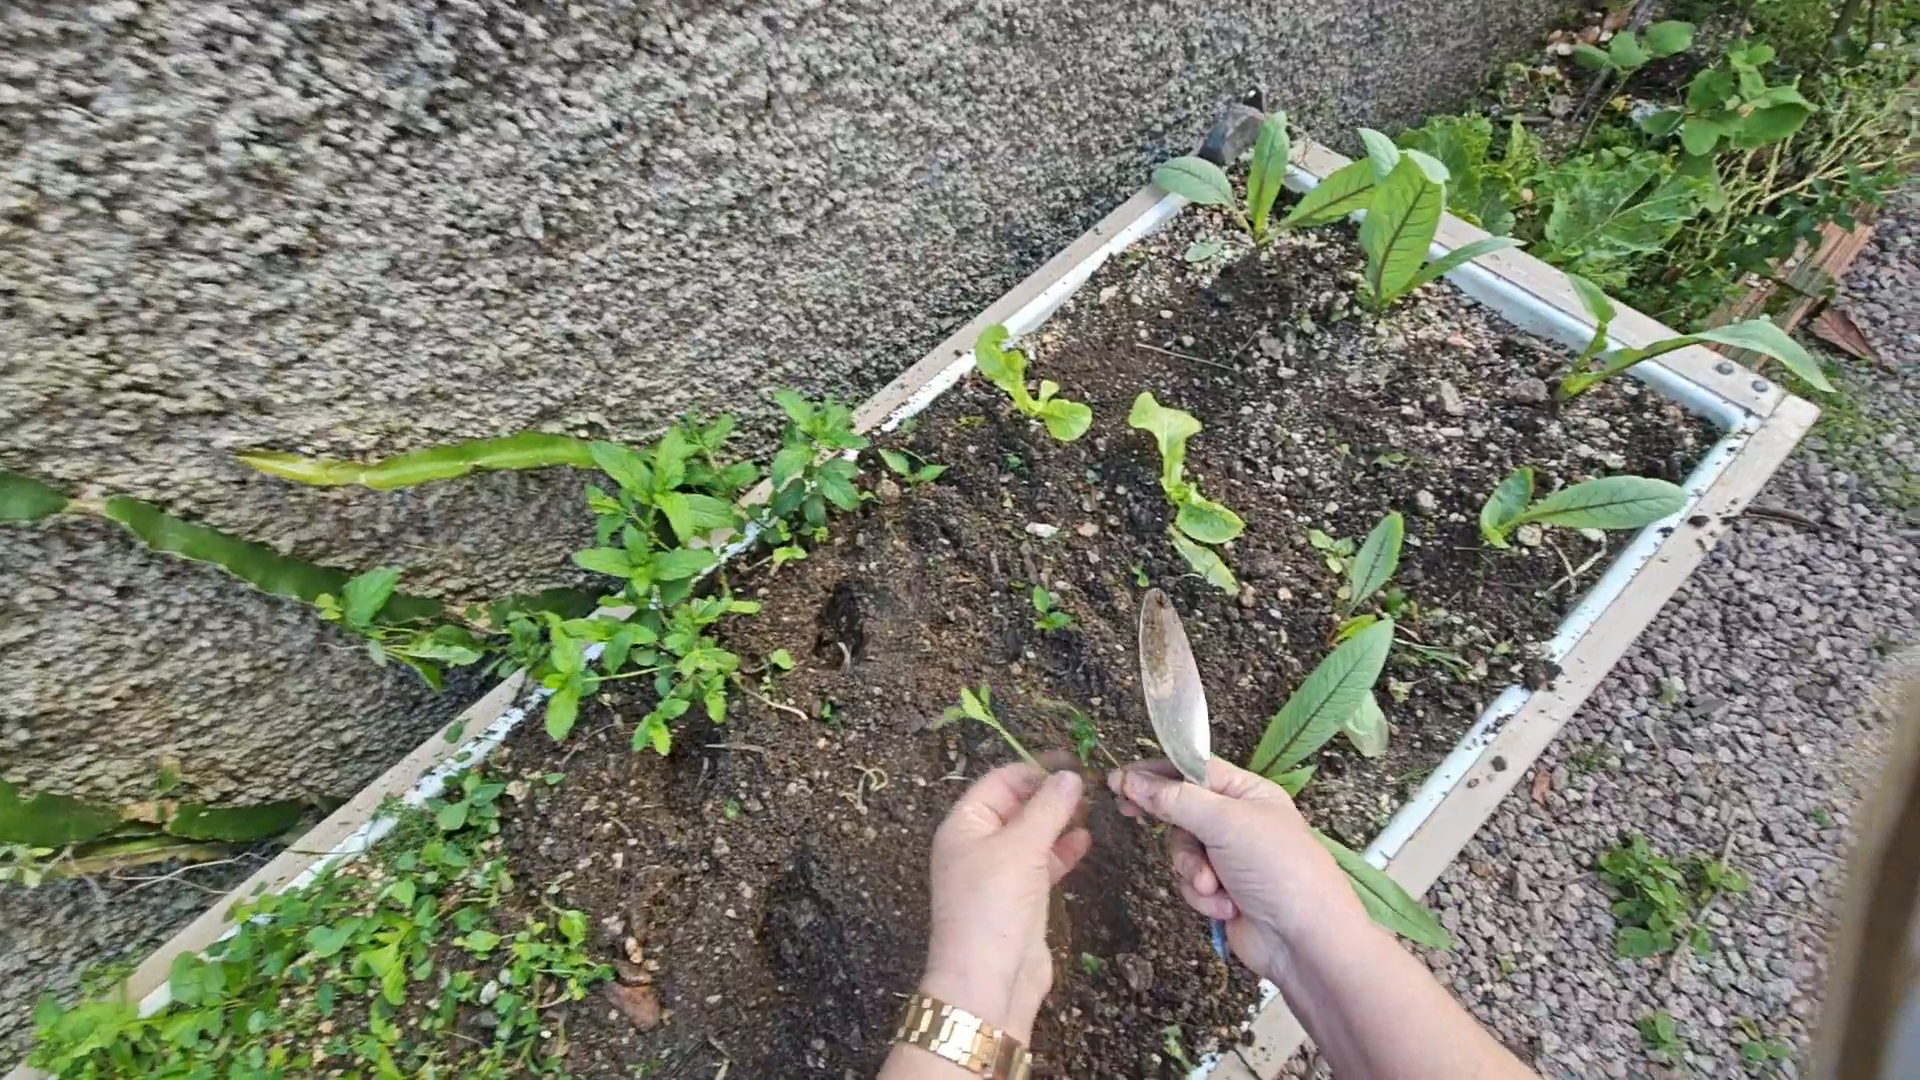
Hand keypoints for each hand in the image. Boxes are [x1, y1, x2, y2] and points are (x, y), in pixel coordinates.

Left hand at [919, 762, 1090, 1043]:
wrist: (988, 983)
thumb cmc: (993, 904)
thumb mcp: (1020, 847)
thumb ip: (1048, 808)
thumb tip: (1071, 775)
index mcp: (964, 824)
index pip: (999, 781)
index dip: (1034, 768)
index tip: (1071, 760)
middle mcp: (978, 843)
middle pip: (1016, 805)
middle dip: (1049, 793)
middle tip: (1087, 782)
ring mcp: (998, 871)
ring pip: (1031, 833)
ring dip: (1058, 819)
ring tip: (1091, 807)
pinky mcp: (1019, 897)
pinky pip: (1042, 862)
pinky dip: (1062, 850)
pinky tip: (1085, 840)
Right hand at [1108, 758, 1365, 979]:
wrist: (1307, 945)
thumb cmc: (1276, 868)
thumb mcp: (1224, 822)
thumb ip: (1173, 799)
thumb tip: (1129, 779)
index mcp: (1245, 792)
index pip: (1190, 769)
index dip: (1154, 772)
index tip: (1119, 778)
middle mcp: (1235, 820)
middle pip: (1179, 809)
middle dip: (1171, 825)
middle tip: (1126, 812)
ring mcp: (1228, 857)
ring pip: (1181, 849)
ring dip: (1191, 868)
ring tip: (1212, 885)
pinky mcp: (1221, 891)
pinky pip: (1190, 881)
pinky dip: (1202, 895)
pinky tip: (1225, 906)